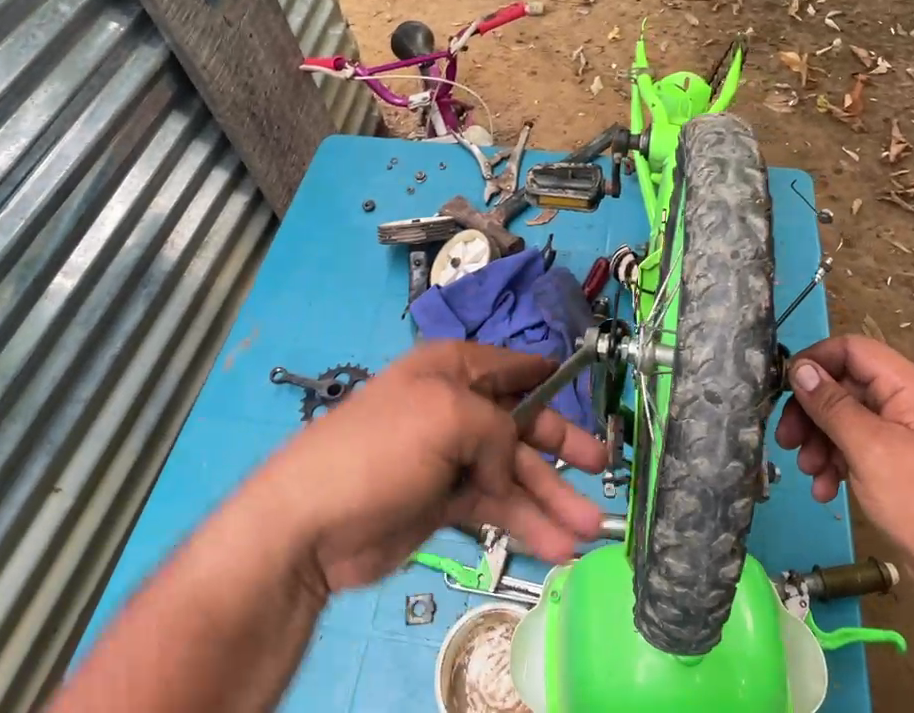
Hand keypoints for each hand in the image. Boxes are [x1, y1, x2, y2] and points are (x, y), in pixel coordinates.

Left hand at [233, 341, 606, 593]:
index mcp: (451, 370)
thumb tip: (507, 464)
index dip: (553, 381)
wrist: (311, 524)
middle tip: (603, 470)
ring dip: (550, 500)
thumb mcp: (447, 417)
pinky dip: (524, 524)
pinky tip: (553, 547)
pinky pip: (495, 507)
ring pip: (513, 474)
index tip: (591, 398)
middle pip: (522, 425)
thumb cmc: (379, 450)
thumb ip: (499, 429)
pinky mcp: (444, 501)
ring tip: (586, 531)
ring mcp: (449, 457)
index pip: (514, 367)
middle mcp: (454, 408)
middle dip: (562, 451)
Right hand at [776, 335, 913, 576]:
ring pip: (846, 417)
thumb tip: (799, 368)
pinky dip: (837, 461)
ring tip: (808, 473)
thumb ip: (831, 404)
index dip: (815, 362)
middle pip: (845, 385)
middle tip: (786, 440)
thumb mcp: (868, 448)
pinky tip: (826, 489)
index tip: (783, 389)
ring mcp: (904, 430)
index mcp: (908, 384)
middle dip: (811, 412)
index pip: (852, 348)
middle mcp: (906, 399)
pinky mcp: (899, 458)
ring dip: (820, 441)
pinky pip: (858, 444)